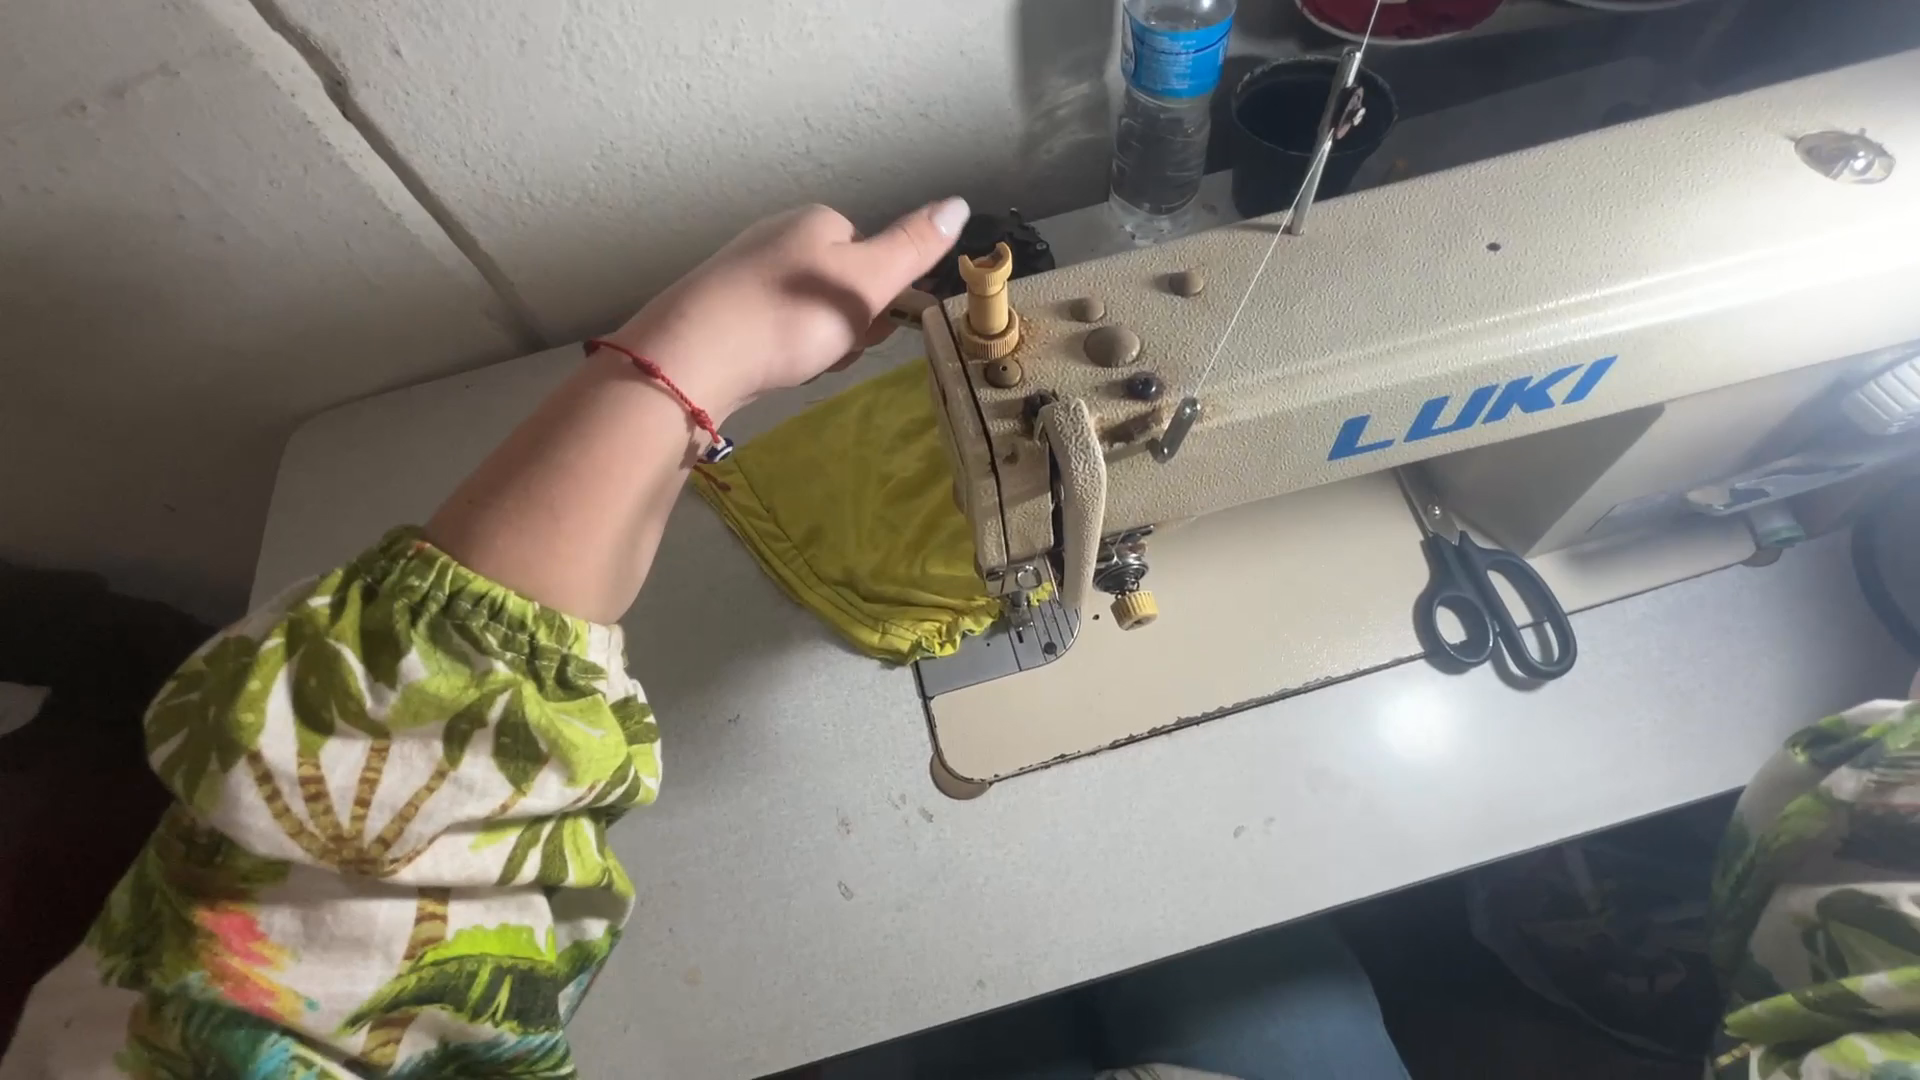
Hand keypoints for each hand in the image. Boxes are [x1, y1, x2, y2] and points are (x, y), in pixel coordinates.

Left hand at [604, 197, 969, 417]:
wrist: (698, 353)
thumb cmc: (793, 315)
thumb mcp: (866, 281)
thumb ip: (912, 246)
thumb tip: (960, 203)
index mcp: (818, 222)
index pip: (871, 256)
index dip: (880, 298)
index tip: (870, 326)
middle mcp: (780, 236)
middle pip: (840, 286)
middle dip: (848, 323)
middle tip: (835, 350)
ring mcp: (747, 271)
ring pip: (811, 312)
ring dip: (821, 342)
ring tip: (805, 363)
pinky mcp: (723, 308)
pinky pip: (777, 327)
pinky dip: (786, 349)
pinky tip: (777, 366)